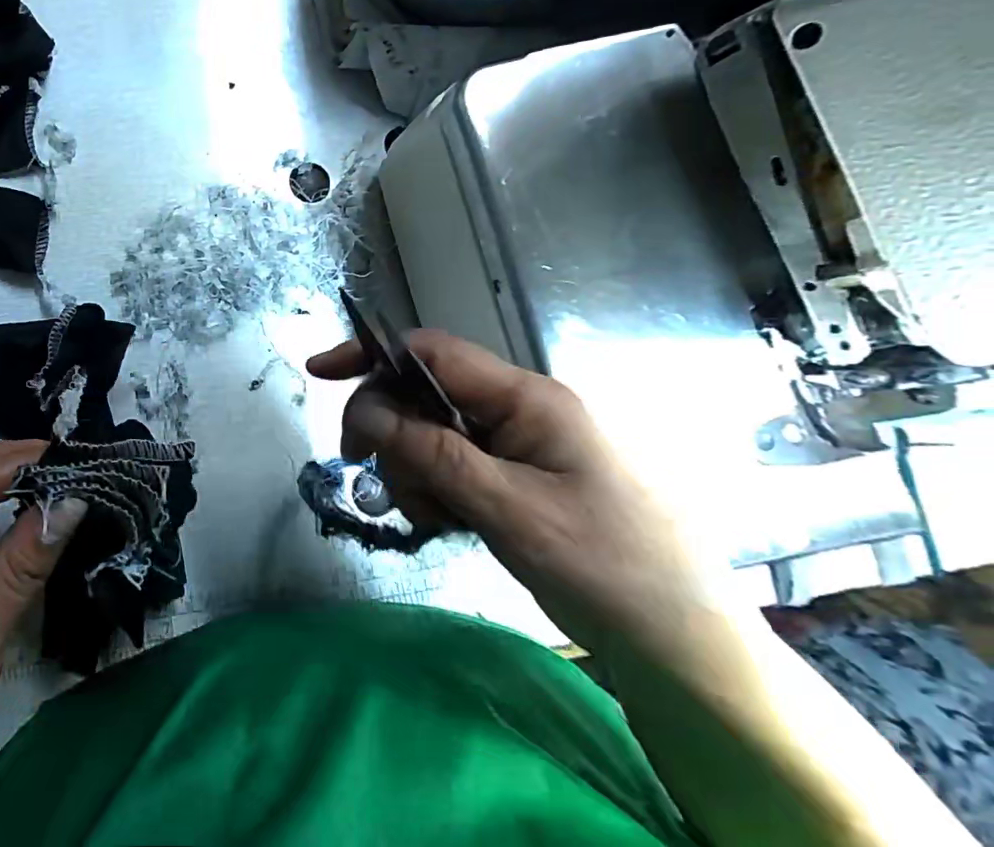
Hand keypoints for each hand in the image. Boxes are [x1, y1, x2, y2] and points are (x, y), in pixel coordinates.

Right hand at [306, 329, 724, 659]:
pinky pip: (444, 466)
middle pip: (420, 396)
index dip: (371, 355)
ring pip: (424, 435)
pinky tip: (447, 522)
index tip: (319, 373)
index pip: (432, 352)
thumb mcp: (508, 507)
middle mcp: (515, 411)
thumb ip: (432, 453)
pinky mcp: (506, 477)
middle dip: (390, 433)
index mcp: (526, 399)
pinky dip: (429, 490)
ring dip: (410, 471)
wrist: (674, 641)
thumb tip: (362, 410)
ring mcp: (511, 445)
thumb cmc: (605, 566)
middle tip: (378, 476)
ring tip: (437, 517)